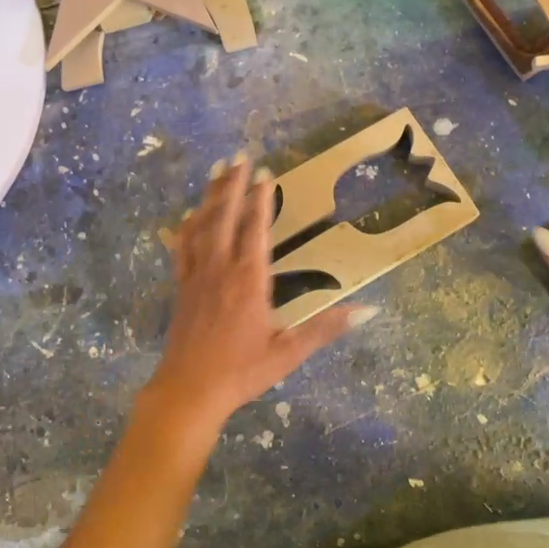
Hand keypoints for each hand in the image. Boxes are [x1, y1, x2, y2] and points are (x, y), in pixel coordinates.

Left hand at [148, 153, 374, 431]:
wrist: (189, 390)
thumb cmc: (241, 372)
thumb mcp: (288, 353)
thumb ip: (325, 328)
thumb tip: (367, 310)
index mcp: (249, 280)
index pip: (255, 229)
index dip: (261, 199)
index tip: (266, 173)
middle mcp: (220, 269)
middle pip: (224, 216)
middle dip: (232, 184)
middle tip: (238, 156)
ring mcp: (196, 276)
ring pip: (200, 226)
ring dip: (210, 197)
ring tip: (217, 171)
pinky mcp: (181, 287)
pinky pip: (182, 248)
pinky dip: (187, 226)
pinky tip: (189, 216)